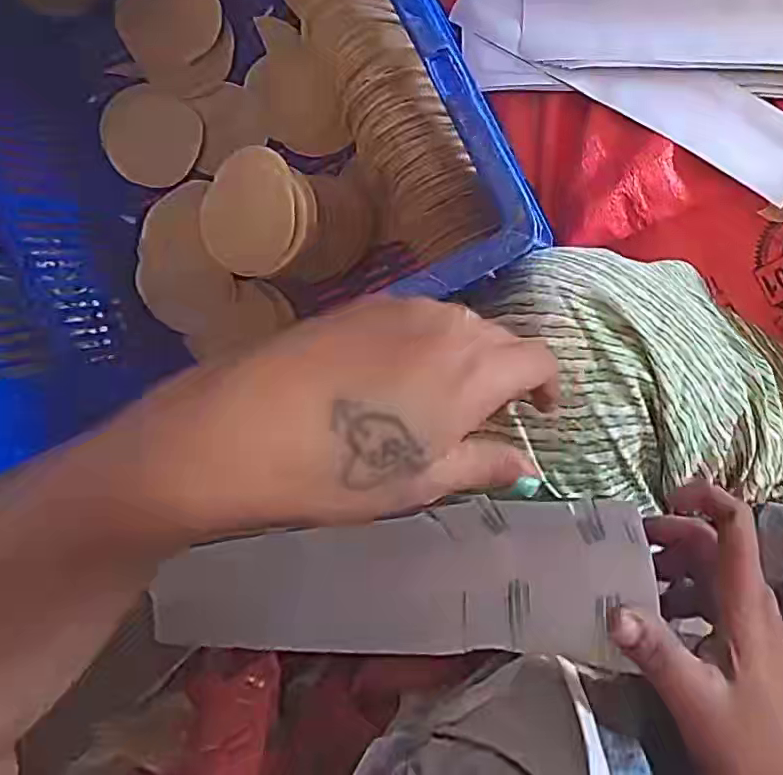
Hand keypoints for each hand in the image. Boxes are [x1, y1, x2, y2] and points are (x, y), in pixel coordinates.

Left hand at [95, 296, 558, 537]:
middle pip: (503, 338)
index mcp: (474, 368)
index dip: (549, 386)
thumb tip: (529, 465)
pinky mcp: (366, 302)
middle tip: (489, 415)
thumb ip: (485, 463)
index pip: (539, 359)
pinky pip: (422, 316)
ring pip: (463, 324)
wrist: (232, 432)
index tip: (541, 414)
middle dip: (510, 373)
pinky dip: (432, 341)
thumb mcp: (421, 481)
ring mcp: (405, 306)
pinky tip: (397, 375)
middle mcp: (450, 324)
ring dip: (471, 355)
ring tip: (443, 396)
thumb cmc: (337, 471)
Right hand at [608, 483, 782, 774]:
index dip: (706, 495)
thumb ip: (656, 651)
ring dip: (674, 565)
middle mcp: (750, 598)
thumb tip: (613, 610)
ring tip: (635, 579)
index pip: (736, 521)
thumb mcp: (695, 697)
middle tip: (630, 543)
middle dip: (673, 532)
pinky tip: (656, 618)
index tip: (666, 498)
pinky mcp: (743, 641)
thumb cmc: (750, 741)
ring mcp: (749, 620)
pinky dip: (680, 594)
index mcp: (745, 598)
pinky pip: (709, 598)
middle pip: (714, 542)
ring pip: (710, 569)